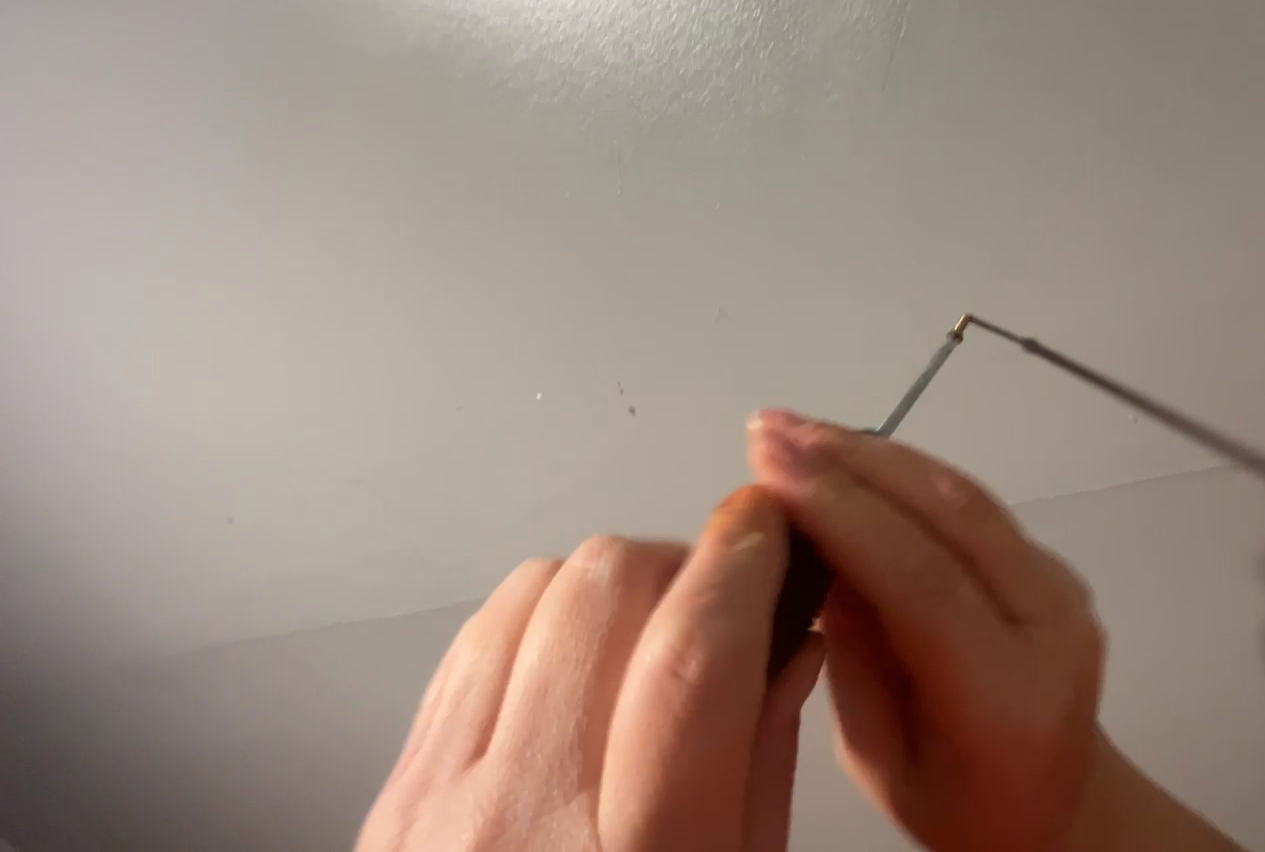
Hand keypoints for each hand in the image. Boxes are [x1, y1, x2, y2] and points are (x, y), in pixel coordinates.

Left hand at [357, 489, 824, 851]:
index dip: (743, 562)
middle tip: (718, 596)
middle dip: (683, 561)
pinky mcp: (392, 790)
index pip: (694, 655)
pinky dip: (548, 610)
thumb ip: (766, 752)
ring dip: (616, 582)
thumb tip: (790, 634)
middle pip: (607, 588)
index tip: (769, 523)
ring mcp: (436, 803)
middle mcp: (520, 822)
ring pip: (538, 587)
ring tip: (649, 630)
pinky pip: (479, 631)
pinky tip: (582, 657)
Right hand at [746, 410, 1244, 851]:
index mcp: (1009, 695)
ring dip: (872, 449)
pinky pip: (966, 500)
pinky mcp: (1047, 557)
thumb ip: (851, 645)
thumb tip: (813, 536)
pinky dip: (901, 469)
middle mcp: (1051, 620)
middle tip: (772, 428)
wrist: (1057, 798)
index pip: (921, 579)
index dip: (842, 510)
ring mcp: (1058, 579)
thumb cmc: (958, 803)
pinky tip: (850, 451)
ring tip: (797, 428)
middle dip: (850, 459)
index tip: (770, 464)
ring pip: (959, 490)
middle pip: (947, 512)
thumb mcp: (878, 756)